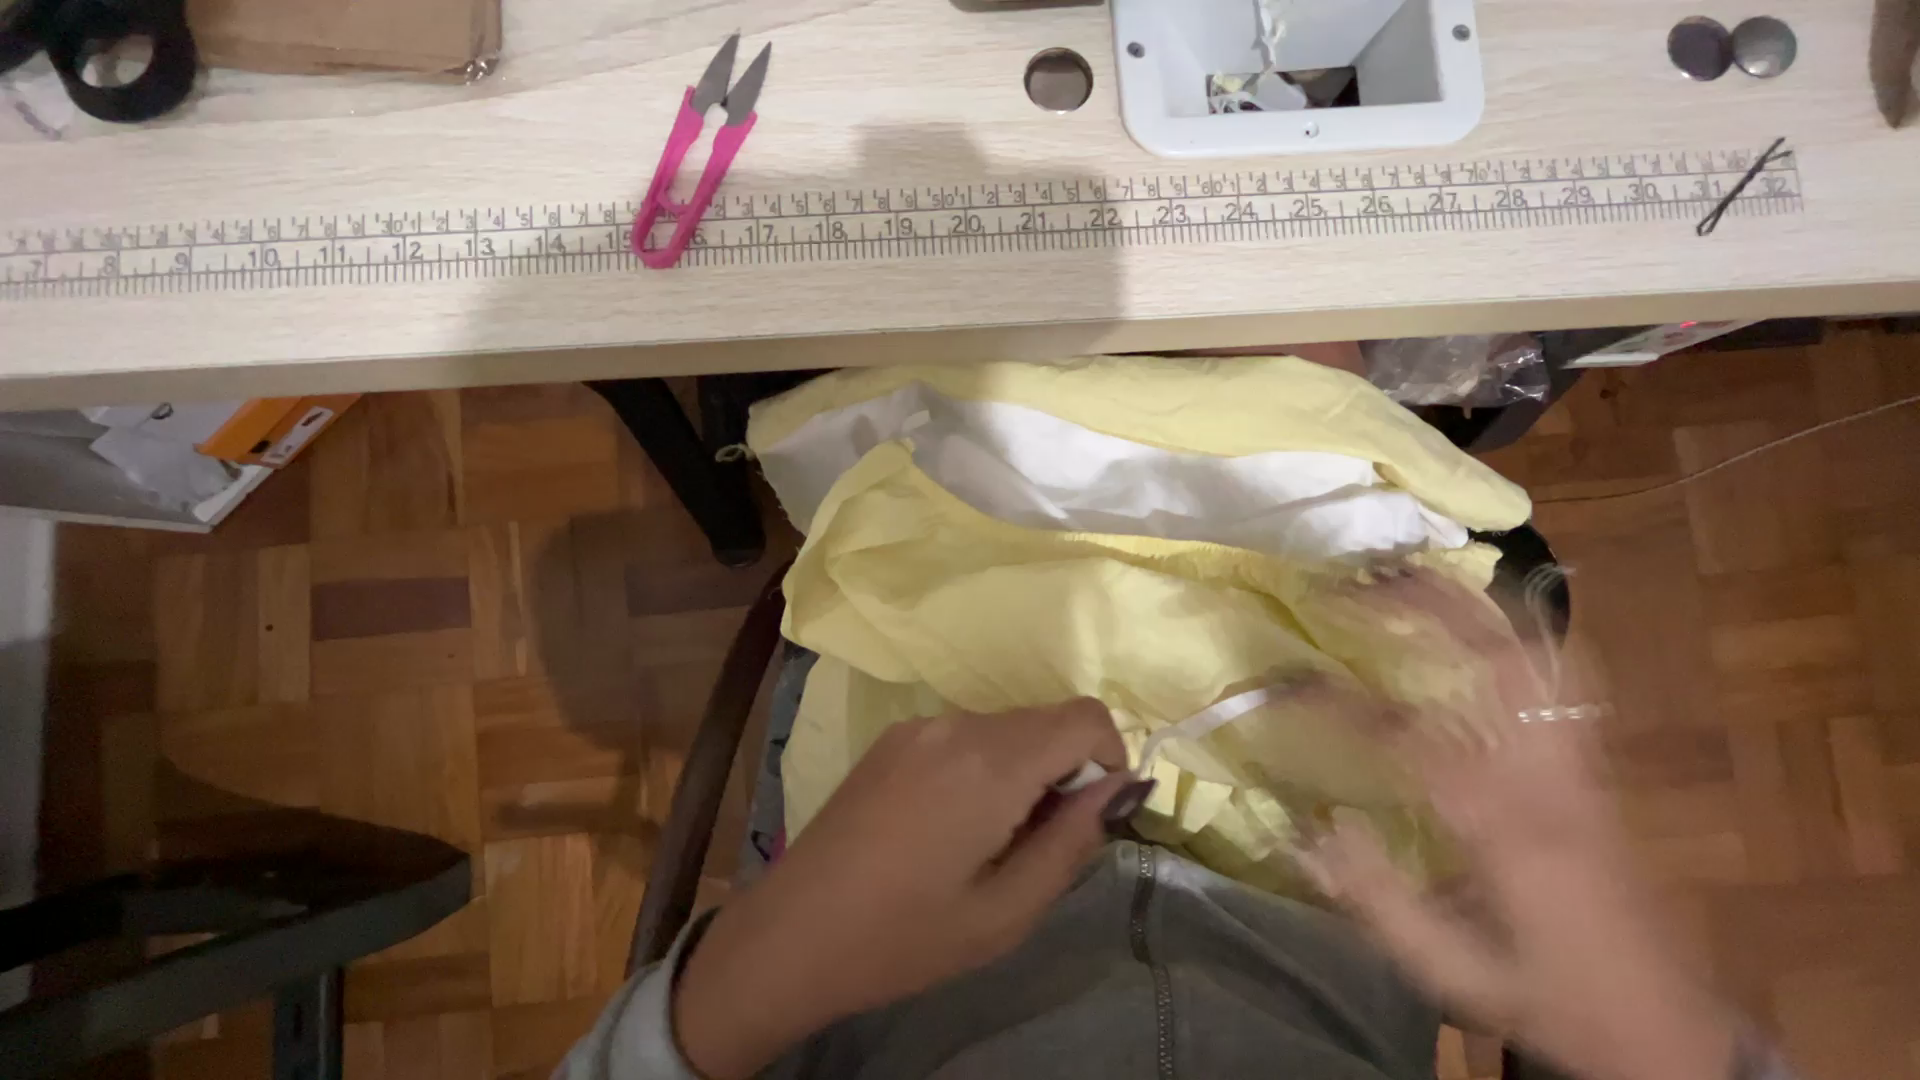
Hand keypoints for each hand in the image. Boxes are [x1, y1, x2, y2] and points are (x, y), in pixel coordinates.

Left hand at [671, 699, 1142, 1079]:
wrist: (793, 932)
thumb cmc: (906, 937)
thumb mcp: (1006, 912)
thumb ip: (1073, 840)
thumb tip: (1120, 787)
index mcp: (989, 763)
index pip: (1084, 717)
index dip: (1109, 758)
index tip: (1091, 815)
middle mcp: (956, 726)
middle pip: (1045, 720)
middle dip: (1064, 770)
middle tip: (1037, 844)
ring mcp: (919, 726)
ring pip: (1006, 727)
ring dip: (1023, 770)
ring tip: (989, 841)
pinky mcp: (893, 738)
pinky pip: (965, 735)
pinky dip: (984, 765)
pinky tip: (949, 824)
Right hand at [1297, 597, 1738, 1079]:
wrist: (1673, 1035)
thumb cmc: (1549, 998)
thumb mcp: (1452, 972)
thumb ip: (1374, 899)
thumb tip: (1303, 829)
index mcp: (1503, 826)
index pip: (1404, 734)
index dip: (1336, 698)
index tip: (1284, 680)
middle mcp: (1548, 778)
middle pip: (1492, 660)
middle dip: (1424, 606)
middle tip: (1363, 577)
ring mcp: (1581, 767)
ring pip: (1538, 655)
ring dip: (1474, 605)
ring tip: (1416, 574)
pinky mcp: (1594, 770)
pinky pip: (1563, 678)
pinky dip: (1524, 632)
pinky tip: (1487, 615)